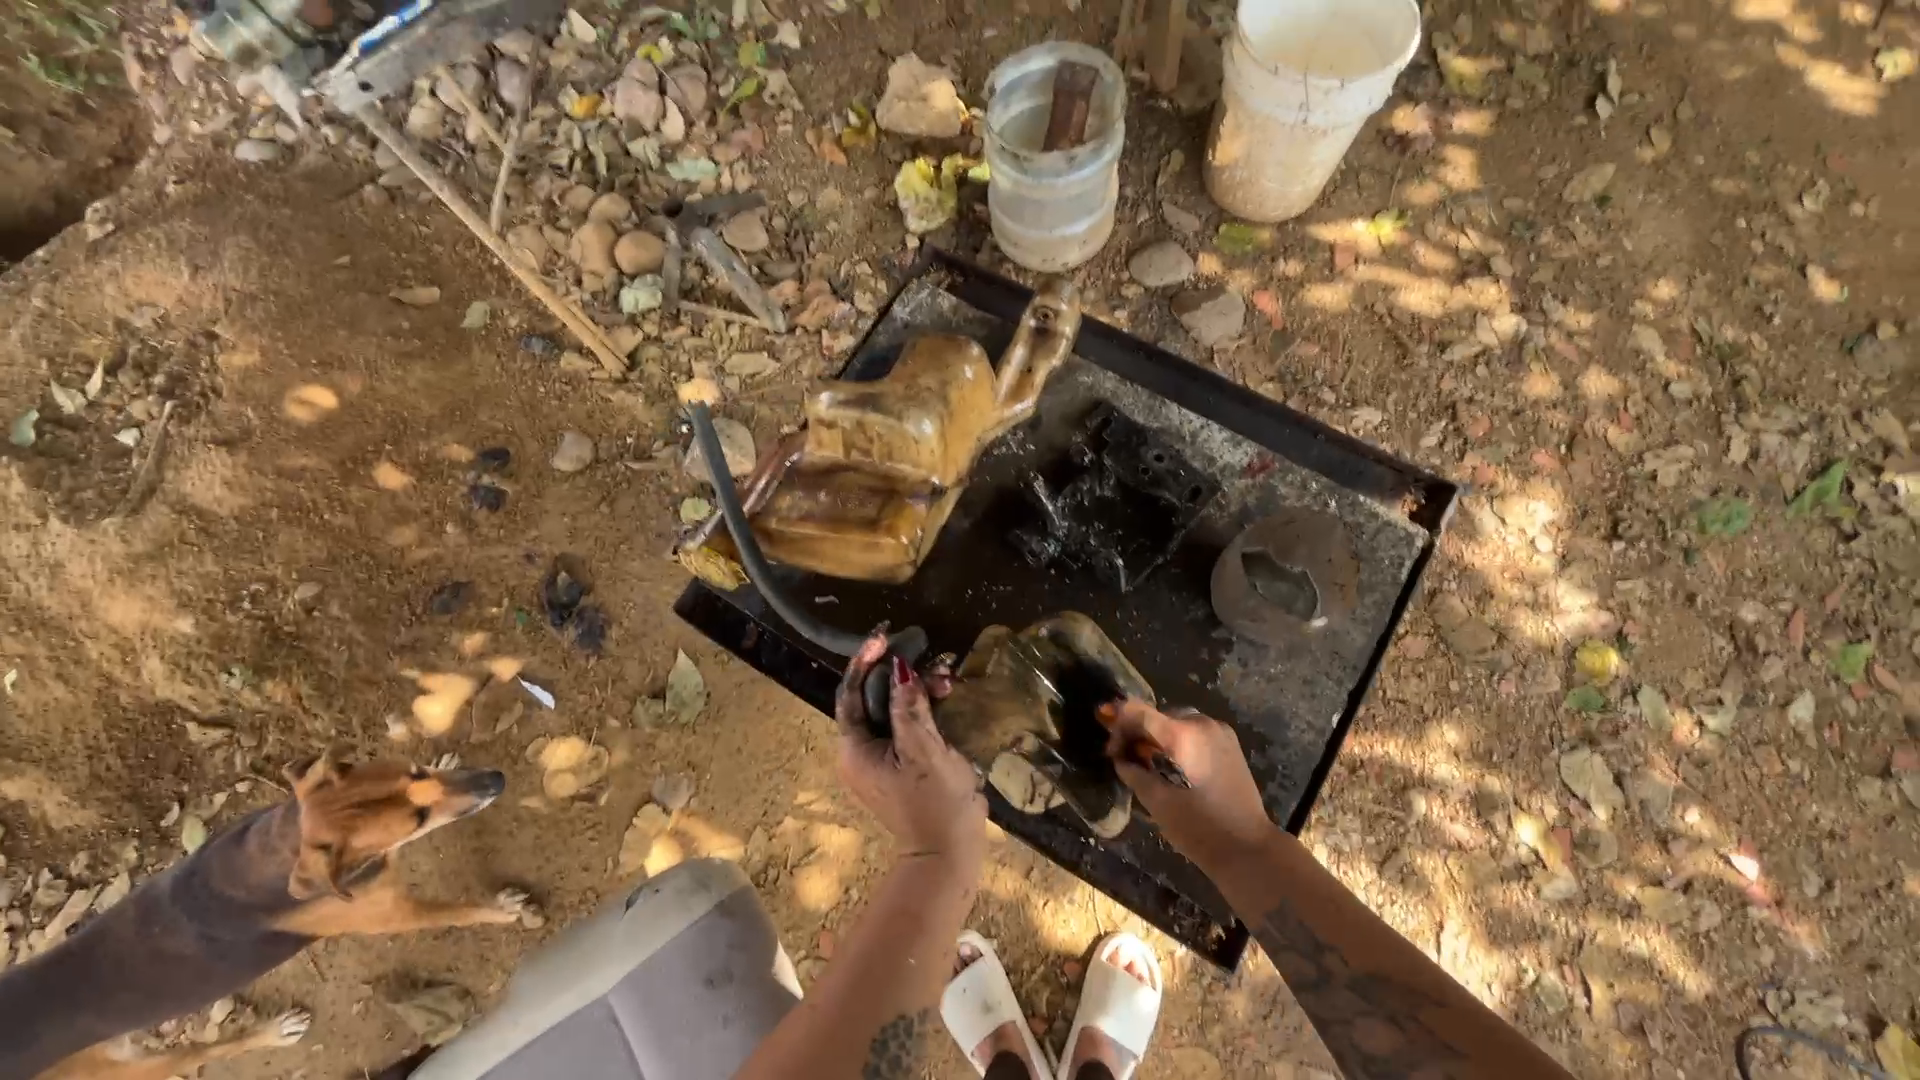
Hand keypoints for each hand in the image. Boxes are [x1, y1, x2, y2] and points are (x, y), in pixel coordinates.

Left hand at [835, 634, 987, 870]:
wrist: (949, 854)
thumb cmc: (933, 801)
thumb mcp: (923, 748)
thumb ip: (908, 706)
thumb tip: (901, 670)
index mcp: (854, 749)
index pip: (850, 693)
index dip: (866, 662)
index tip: (885, 637)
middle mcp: (860, 753)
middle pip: (875, 699)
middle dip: (904, 677)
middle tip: (936, 665)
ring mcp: (881, 762)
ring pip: (894, 711)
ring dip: (919, 692)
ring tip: (949, 680)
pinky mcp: (902, 767)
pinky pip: (908, 728)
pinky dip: (925, 711)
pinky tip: (947, 698)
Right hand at [1101, 699, 1274, 870]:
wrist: (1249, 848)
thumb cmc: (1199, 828)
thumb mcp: (1157, 801)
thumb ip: (1133, 772)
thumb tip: (1120, 758)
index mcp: (1183, 734)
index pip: (1138, 712)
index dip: (1117, 723)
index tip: (1109, 748)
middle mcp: (1202, 723)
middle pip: (1157, 715)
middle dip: (1137, 733)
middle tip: (1125, 760)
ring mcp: (1219, 731)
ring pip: (1175, 722)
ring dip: (1157, 737)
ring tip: (1147, 764)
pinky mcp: (1229, 743)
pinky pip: (1193, 731)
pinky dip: (1177, 741)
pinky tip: (1171, 764)